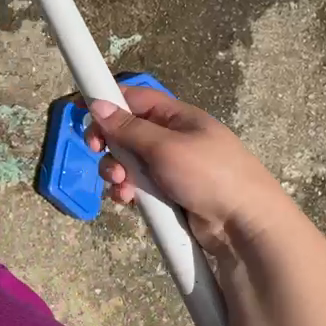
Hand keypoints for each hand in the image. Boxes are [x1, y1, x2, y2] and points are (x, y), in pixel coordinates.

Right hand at [85, 85, 290, 245]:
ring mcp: (166, 167)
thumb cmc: (210, 176)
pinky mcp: (163, 192)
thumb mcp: (166, 147)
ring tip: (120, 183)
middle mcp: (170, 139)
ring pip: (124, 161)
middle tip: (98, 150)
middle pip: (123, 131)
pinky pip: (132, 184)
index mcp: (177, 118)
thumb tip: (97, 104)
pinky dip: (125, 190)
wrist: (244, 226)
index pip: (135, 98)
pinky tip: (127, 199)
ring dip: (114, 171)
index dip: (108, 101)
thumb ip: (128, 127)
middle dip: (108, 143)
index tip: (81, 109)